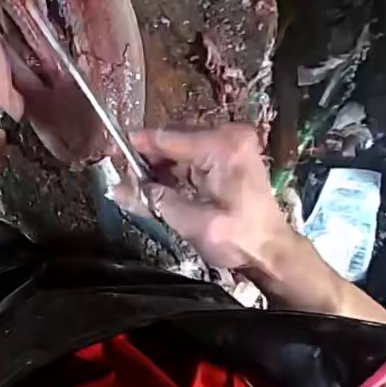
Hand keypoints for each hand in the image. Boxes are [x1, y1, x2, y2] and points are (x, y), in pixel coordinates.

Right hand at [130, 125, 297, 272]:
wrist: (272, 250)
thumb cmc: (239, 238)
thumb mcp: (192, 222)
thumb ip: (154, 200)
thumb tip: (117, 188)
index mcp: (222, 146)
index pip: (169, 137)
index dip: (138, 145)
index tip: (113, 151)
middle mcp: (229, 136)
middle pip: (175, 138)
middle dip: (148, 157)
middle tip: (125, 178)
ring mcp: (233, 144)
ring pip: (182, 146)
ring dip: (161, 164)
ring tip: (141, 186)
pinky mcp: (232, 155)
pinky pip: (194, 154)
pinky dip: (176, 169)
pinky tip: (162, 186)